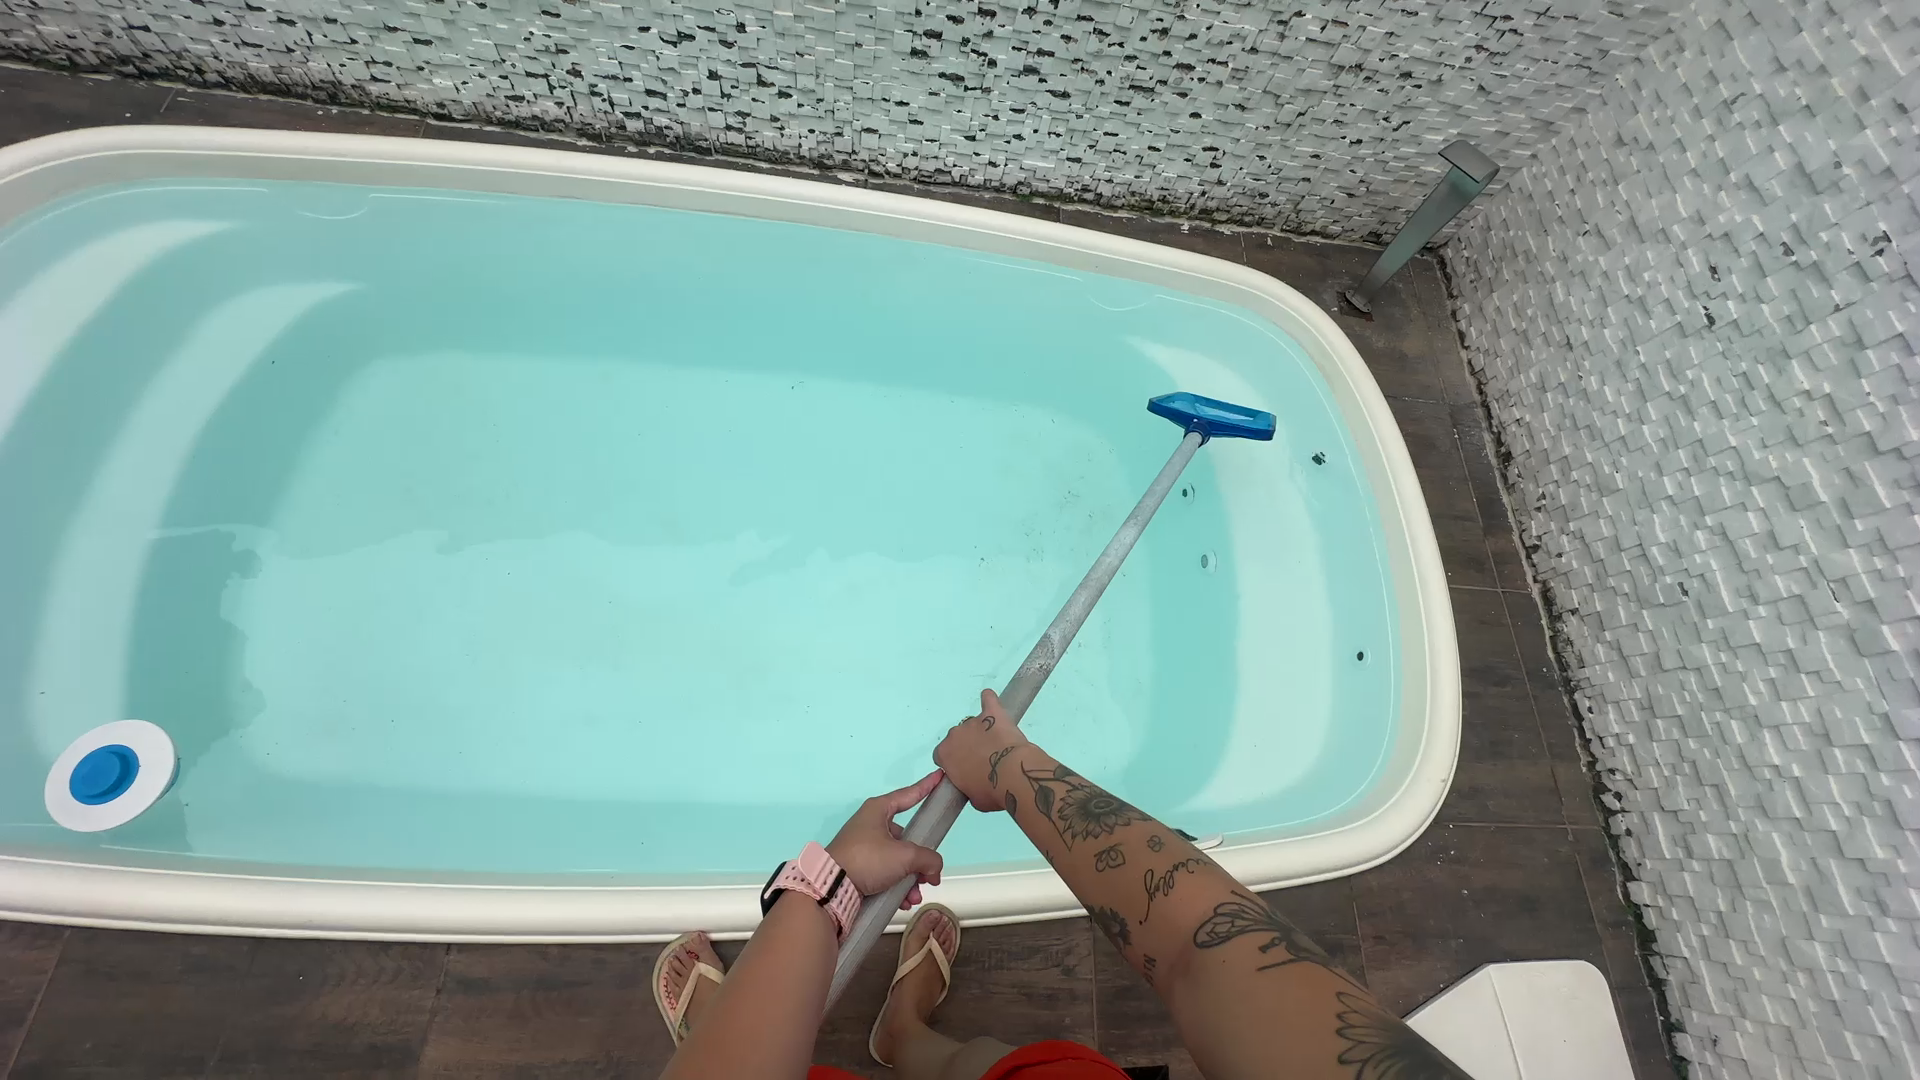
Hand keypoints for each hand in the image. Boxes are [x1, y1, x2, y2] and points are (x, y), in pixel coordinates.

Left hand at [826, 770, 945, 908]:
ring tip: (913, 896)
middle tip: (929, 875)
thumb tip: (934, 869)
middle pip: (906, 838)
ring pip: (897, 859)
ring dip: (910, 879)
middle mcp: (871, 825)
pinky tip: (903, 902)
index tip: (939, 776)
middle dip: (920, 860)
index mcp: (879, 810)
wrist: (831, 888)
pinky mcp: (859, 867)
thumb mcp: (904, 856)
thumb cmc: (868, 859)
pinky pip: (885, 873)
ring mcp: (864, 847)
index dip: (926, 787)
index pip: (909, 795)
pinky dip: (896, 886)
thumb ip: (928, 858)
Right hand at [933, 689, 1032, 812]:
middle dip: (969, 746)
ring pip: (974, 724)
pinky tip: (991, 700)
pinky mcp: (992, 712)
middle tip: (985, 759)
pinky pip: (988, 700)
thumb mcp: (972, 798)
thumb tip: (973, 783)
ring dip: (983, 732)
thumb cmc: (991, 791)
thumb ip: (967, 786)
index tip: (966, 769)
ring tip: (999, 745)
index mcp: (945, 755)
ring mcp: (973, 721)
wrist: (1013, 775)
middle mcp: (954, 734)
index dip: (955, 761)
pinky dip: (989, 700)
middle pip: (958, 738)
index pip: (943, 755)